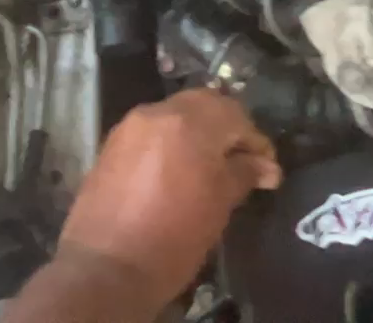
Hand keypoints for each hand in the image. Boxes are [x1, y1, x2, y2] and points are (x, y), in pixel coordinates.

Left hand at [57, 89, 282, 310]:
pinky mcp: (114, 140)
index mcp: (192, 122)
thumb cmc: (173, 238)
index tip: (267, 167)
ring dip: (198, 129)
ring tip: (209, 162)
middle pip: (206, 103)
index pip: (236, 116)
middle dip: (227, 126)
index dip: (256, 141)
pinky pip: (154, 127)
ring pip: (178, 111)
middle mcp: (162, 111)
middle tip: (240, 157)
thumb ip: (243, 174)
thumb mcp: (218, 205)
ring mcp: (134, 123)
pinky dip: (172, 138)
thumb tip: (266, 166)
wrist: (105, 270)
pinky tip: (177, 165)